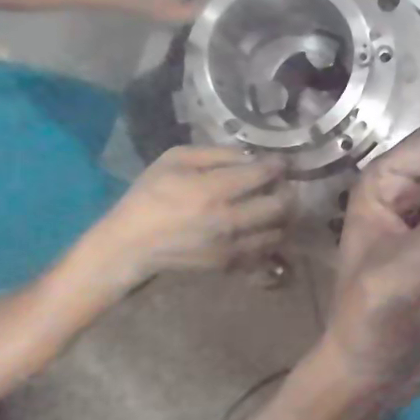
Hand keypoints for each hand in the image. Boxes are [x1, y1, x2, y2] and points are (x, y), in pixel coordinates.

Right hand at [97, 146, 293, 279]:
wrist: (131, 245)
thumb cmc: (150, 196)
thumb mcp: (174, 160)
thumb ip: (217, 154)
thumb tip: (251, 156)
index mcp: (213, 190)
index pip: (262, 174)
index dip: (278, 164)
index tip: (280, 161)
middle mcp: (228, 220)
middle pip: (281, 204)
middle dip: (287, 190)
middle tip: (281, 184)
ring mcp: (232, 246)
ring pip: (279, 230)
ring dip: (283, 216)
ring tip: (274, 205)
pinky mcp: (230, 264)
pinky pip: (265, 251)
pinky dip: (270, 237)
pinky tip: (262, 227)